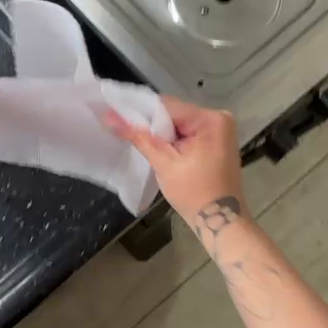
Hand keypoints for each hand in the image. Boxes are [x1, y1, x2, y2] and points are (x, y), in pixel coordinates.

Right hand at [102, 95, 247, 227]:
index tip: (117, 117)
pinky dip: (172, 140)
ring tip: (140, 141)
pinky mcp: (216, 140)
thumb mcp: (163, 163)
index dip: (141, 113)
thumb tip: (108, 117)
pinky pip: (187, 132)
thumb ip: (138, 137)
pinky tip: (160, 149)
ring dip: (161, 133)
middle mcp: (219, 117)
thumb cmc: (193, 193)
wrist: (219, 220)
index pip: (167, 106)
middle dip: (151, 125)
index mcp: (211, 119)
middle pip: (174, 113)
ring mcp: (219, 129)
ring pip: (178, 123)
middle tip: (126, 133)